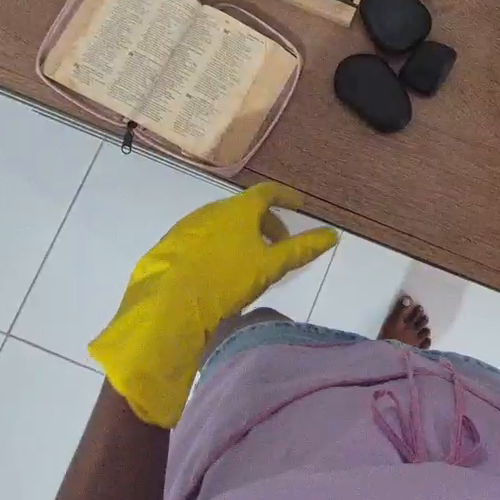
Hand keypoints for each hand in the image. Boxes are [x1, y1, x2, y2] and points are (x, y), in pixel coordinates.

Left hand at [89, 182, 338, 427]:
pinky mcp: (167, 248)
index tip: (300, 205)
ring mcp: (186, 227)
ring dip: (239, 237)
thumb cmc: (227, 281)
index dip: (287, 197)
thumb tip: (333, 234)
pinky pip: (200, 241)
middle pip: (245, 209)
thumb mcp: (271, 267)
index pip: (268, 192)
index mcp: (238, 209)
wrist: (166, 307)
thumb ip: (302, 249)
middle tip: (277, 245)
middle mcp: (211, 210)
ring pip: (221, 225)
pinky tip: (217, 275)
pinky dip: (216, 249)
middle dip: (264, 223)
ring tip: (249, 263)